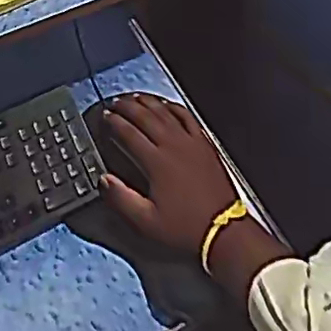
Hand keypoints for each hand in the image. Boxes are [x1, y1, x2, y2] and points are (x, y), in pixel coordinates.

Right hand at [98, 93, 289, 295]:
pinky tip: (166, 104)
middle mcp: (172, 146)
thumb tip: (104, 179)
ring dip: (147, 102)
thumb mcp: (148, 222)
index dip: (114, 122)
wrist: (226, 233)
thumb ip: (122, 199)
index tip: (105, 117)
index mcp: (156, 162)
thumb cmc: (186, 228)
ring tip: (134, 97)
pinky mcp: (204, 144)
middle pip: (144, 116)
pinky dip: (173, 107)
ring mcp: (190, 142)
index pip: (129, 133)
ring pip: (164, 112)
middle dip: (126, 106)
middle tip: (114, 103)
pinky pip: (187, 117)